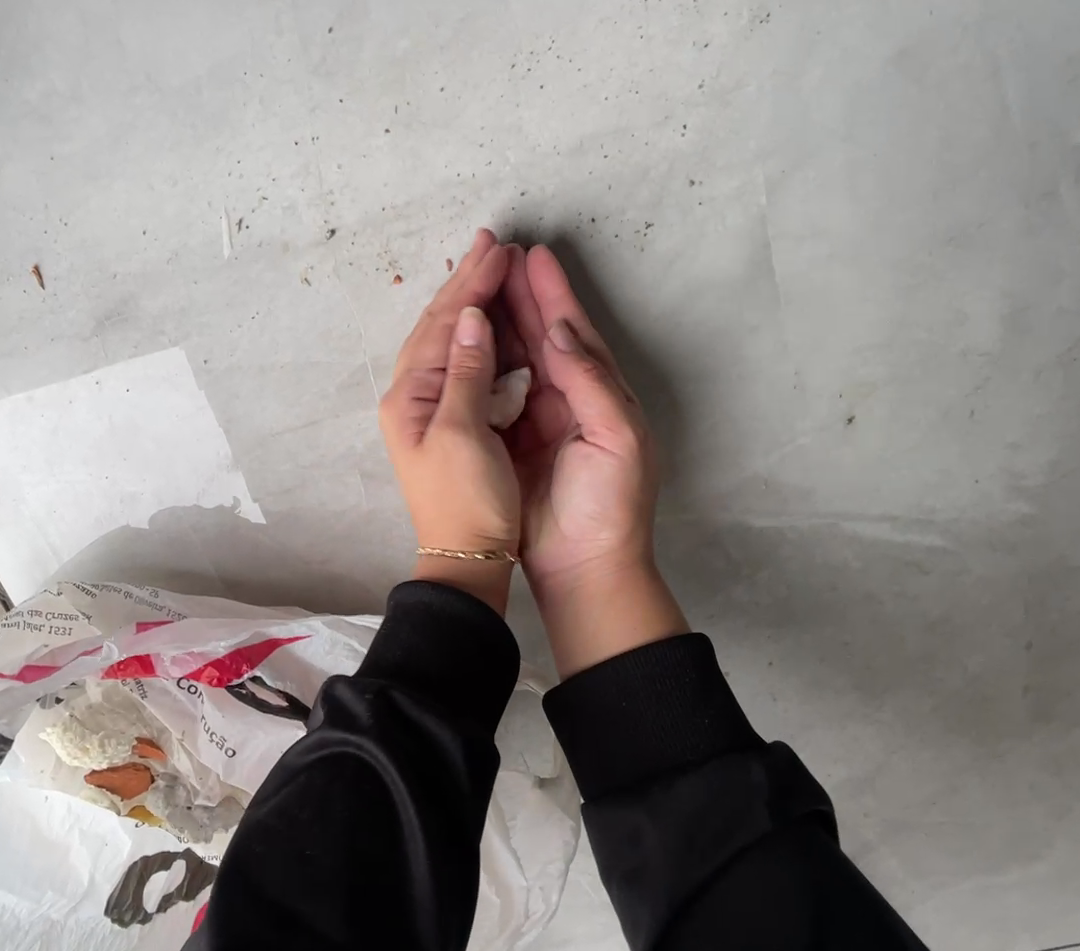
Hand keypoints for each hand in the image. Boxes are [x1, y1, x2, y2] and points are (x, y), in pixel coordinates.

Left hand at [379, 229, 518, 612]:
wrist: (468, 554)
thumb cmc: (466, 500)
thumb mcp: (463, 434)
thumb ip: (466, 373)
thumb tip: (469, 317)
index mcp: (408, 397)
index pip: (441, 327)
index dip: (470, 287)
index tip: (497, 248)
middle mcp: (410, 397)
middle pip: (437, 328)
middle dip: (465, 285)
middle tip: (490, 242)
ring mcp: (427, 410)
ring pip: (446, 343)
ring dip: (468, 304)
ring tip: (488, 267)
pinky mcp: (448, 423)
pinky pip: (459, 365)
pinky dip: (475, 337)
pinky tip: (486, 321)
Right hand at [501, 244, 687, 672]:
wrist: (583, 567)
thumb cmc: (609, 504)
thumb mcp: (617, 438)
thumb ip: (590, 382)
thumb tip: (558, 329)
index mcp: (598, 394)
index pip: (572, 332)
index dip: (552, 293)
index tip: (530, 255)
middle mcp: (565, 400)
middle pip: (541, 337)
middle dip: (520, 297)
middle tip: (495, 257)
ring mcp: (533, 421)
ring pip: (513, 361)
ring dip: (496, 323)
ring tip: (474, 287)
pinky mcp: (506, 443)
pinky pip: (490, 394)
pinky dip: (478, 366)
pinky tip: (462, 344)